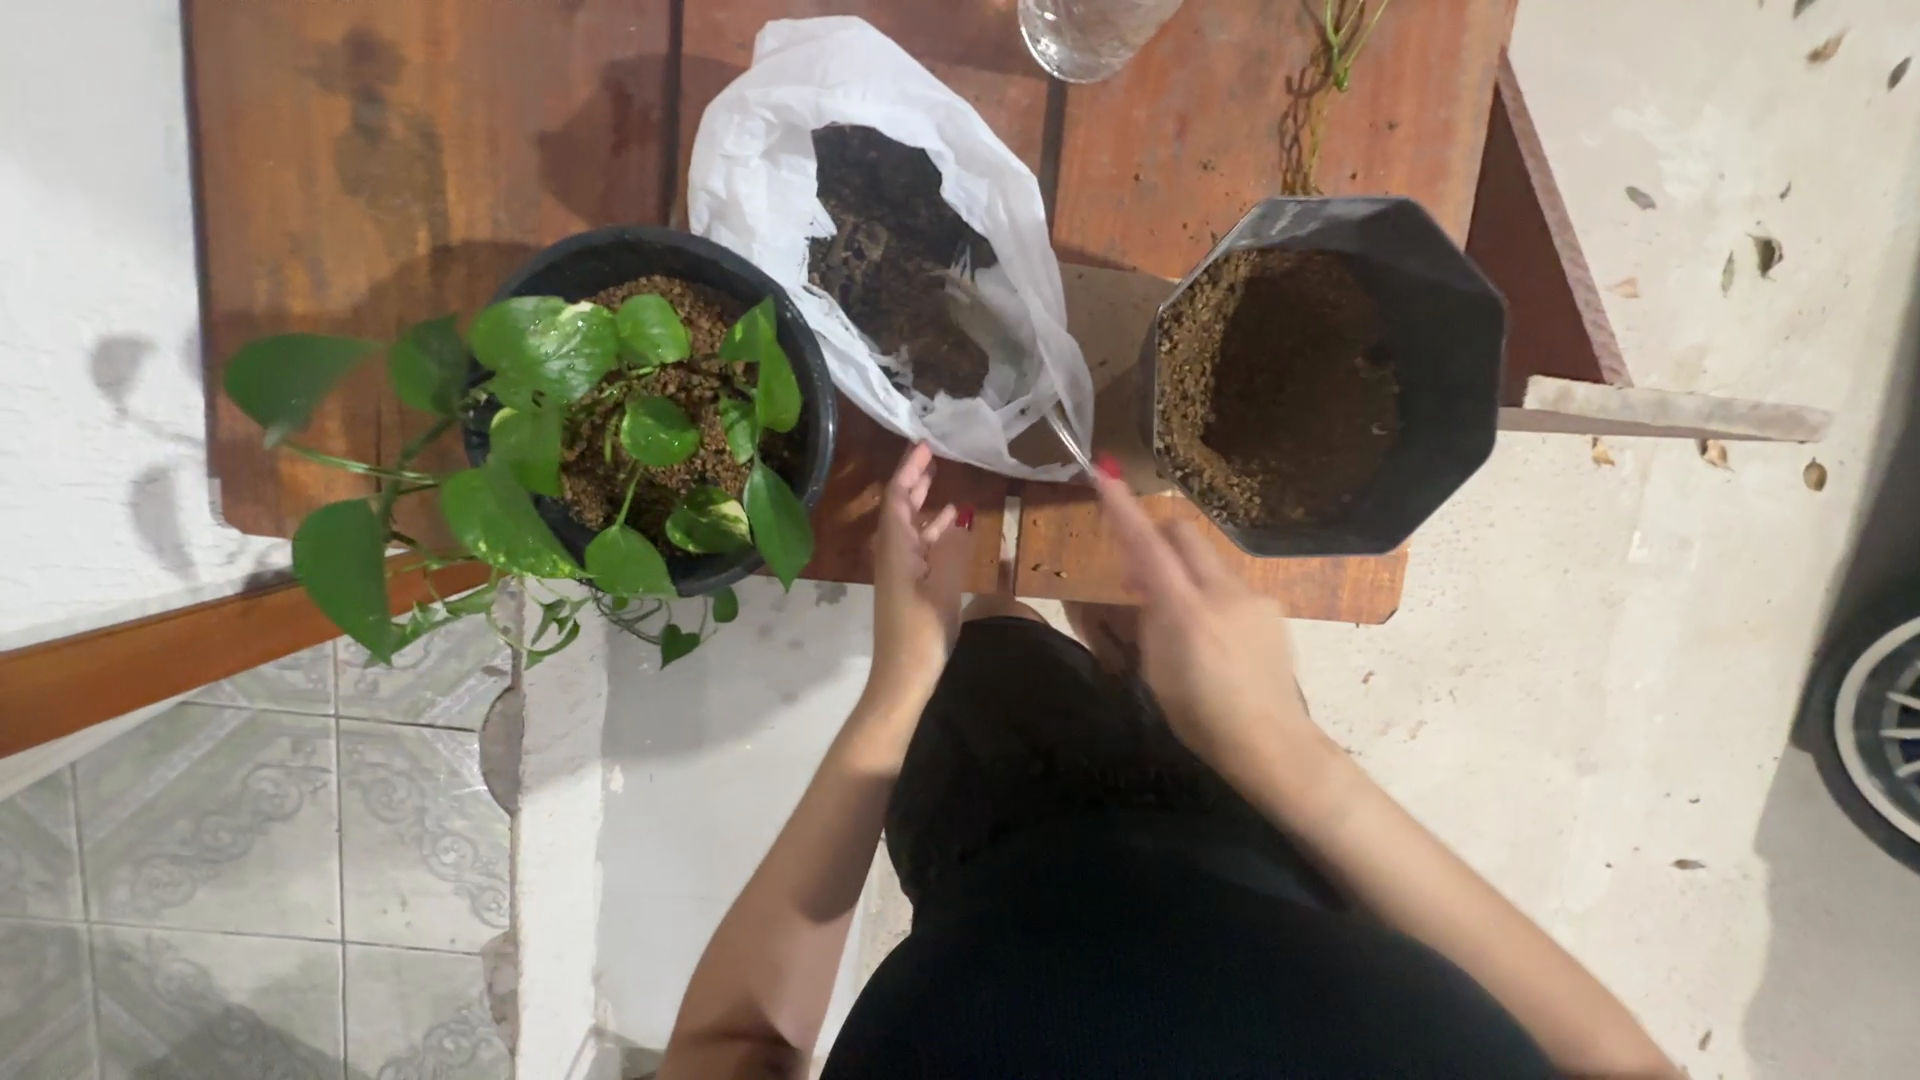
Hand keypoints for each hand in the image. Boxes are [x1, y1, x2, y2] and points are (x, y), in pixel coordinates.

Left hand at [867, 442, 974, 706]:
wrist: (902, 678)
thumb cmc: (921, 633)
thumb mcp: (943, 590)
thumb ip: (952, 551)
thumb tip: (957, 518)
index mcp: (896, 549)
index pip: (896, 498)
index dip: (908, 470)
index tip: (925, 446)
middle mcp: (893, 554)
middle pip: (899, 507)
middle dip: (913, 479)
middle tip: (933, 454)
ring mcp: (899, 571)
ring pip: (910, 526)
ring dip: (922, 502)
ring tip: (941, 479)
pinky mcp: (908, 586)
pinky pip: (919, 546)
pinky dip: (933, 529)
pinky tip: (950, 524)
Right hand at [1093, 466, 1318, 778]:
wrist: (1269, 741)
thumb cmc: (1198, 714)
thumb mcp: (1156, 667)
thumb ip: (1150, 615)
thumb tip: (1145, 581)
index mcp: (1186, 611)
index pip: (1147, 546)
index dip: (1123, 511)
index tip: (1104, 476)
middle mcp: (1223, 592)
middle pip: (1183, 534)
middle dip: (1156, 538)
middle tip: (1137, 576)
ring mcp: (1252, 597)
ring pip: (1206, 561)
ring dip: (1183, 572)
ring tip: (1178, 618)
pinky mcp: (1271, 607)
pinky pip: (1229, 584)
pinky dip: (1209, 594)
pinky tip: (1213, 635)